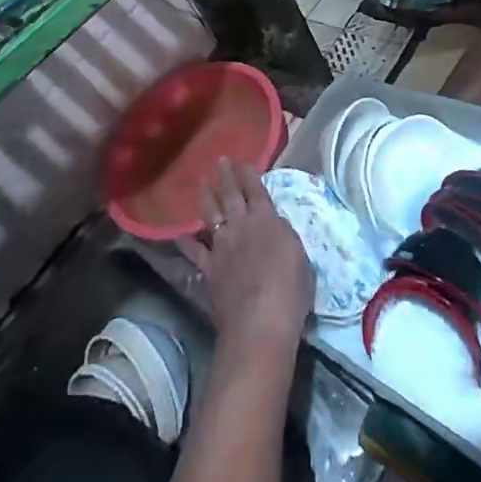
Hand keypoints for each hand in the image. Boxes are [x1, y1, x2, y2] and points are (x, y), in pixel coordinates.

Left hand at [178, 160, 314, 350]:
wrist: (259, 321)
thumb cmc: (291, 290)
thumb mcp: (299, 255)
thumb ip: (284, 235)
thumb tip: (273, 226)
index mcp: (267, 220)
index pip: (256, 190)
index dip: (249, 174)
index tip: (242, 161)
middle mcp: (241, 226)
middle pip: (231, 195)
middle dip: (226, 176)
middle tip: (220, 160)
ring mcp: (221, 246)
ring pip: (210, 214)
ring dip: (206, 196)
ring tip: (202, 181)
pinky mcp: (208, 268)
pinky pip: (193, 249)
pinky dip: (187, 239)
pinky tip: (181, 233)